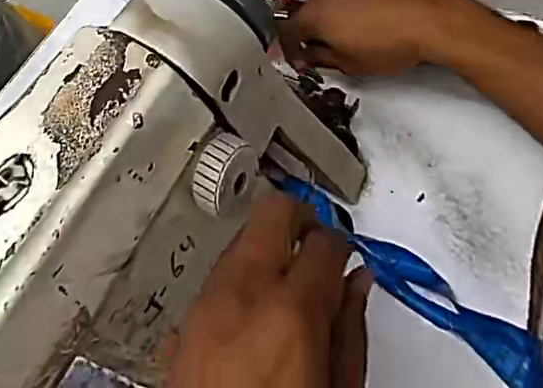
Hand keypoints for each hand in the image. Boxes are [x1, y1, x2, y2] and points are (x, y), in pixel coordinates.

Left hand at [170, 191, 371, 387]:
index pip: (325, 241)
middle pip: (273, 212)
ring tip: (287, 285)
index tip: (346, 255)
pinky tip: (255, 309)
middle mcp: (243, 294)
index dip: (341, 243)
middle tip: (317, 245)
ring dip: (269, 246)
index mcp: (291, 313)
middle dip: (301, 218)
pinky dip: (242, 276)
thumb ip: (350, 331)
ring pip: (243, 237)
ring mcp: (207, 304)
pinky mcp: (185, 322)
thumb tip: (356, 283)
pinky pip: (219, 273)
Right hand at [280, 0, 480, 76]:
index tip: (298, 62)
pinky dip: (341, 18)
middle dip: (307, 38)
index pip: (284, 32)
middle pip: (301, 18)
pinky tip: (359, 35)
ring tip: (344, 49)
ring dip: (325, 28)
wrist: (424, 19)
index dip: (288, 52)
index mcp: (311, 13)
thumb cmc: (390, 38)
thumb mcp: (346, 64)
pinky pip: (339, 3)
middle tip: (318, 59)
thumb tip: (309, 57)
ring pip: (321, 10)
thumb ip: (317, 59)